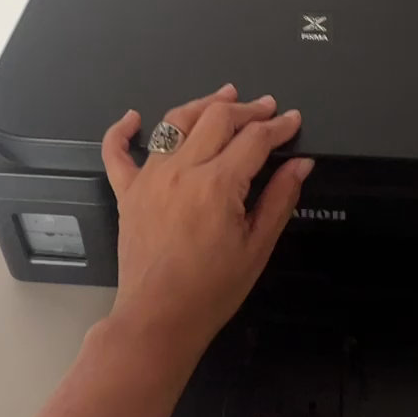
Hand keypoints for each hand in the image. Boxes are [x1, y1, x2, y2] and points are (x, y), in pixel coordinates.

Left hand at [98, 84, 311, 364]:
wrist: (159, 320)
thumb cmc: (211, 291)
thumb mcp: (258, 247)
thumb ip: (280, 198)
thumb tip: (300, 164)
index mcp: (217, 185)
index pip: (255, 138)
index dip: (278, 125)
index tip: (292, 120)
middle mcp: (182, 171)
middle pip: (217, 118)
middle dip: (247, 109)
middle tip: (266, 107)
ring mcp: (150, 178)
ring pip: (175, 121)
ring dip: (202, 103)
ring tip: (223, 96)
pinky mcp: (128, 192)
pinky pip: (117, 152)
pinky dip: (122, 131)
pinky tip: (134, 117)